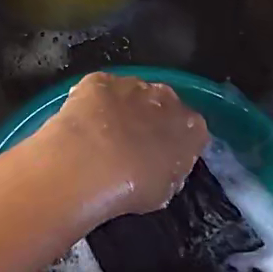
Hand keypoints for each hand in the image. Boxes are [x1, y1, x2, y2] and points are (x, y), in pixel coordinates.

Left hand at [36, 72, 207, 216]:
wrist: (87, 167)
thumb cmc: (132, 189)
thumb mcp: (163, 191)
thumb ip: (169, 170)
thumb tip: (161, 166)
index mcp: (191, 127)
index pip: (191, 130)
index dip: (173, 142)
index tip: (159, 156)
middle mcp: (167, 97)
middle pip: (162, 105)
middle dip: (148, 120)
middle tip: (128, 145)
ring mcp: (132, 84)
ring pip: (130, 94)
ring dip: (120, 109)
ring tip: (99, 137)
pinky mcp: (98, 80)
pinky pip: (98, 90)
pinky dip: (91, 103)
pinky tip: (82, 123)